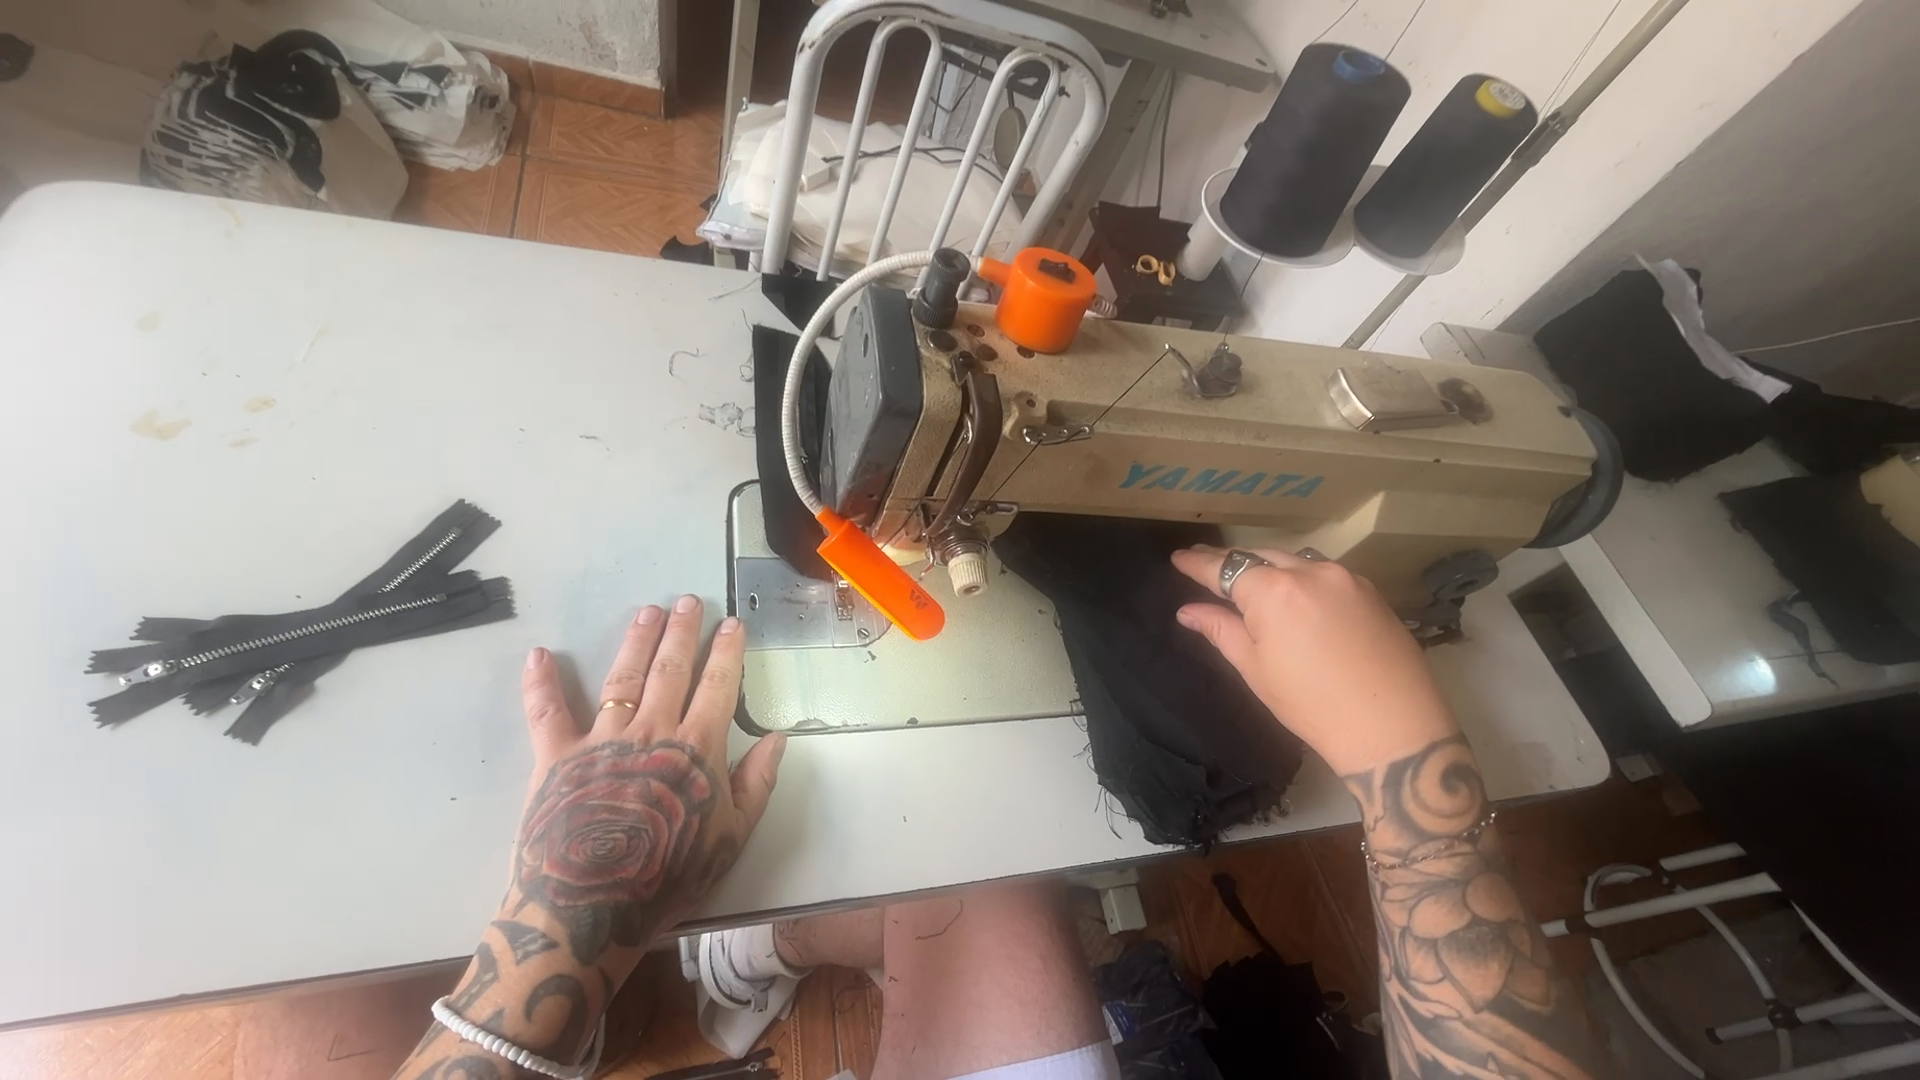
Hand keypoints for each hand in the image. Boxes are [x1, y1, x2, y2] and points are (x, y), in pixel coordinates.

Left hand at [512, 595, 784, 967]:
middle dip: (682, 632)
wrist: (589, 910)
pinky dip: (541, 682)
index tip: (732, 623)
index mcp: (696, 747)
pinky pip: (545, 712)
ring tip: (647, 612)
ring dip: (636, 641)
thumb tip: (779, 737)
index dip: (727, 652)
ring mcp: (601, 740)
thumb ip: (758, 783)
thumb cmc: (668, 875)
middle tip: (688, 601)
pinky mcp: (554, 757)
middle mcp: (651, 730)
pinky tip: (539, 654)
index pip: (717, 685)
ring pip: (622, 678)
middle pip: (670, 669)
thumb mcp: (732, 835)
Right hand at [1169, 545, 1458, 775]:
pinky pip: (1323, 572)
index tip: (1178, 557)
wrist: (1392, 726)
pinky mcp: (1370, 590)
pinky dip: (1300, 576)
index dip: (1197, 564)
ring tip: (1250, 580)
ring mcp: (1344, 577)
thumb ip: (1220, 630)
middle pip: (1259, 555)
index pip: (1224, 568)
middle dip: (1232, 561)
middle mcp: (1308, 571)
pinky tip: (1295, 595)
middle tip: (1207, 566)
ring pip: (1293, 559)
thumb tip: (1188, 611)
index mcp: (1272, 591)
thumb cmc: (1310, 703)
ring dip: (1268, 565)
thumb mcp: (1254, 668)